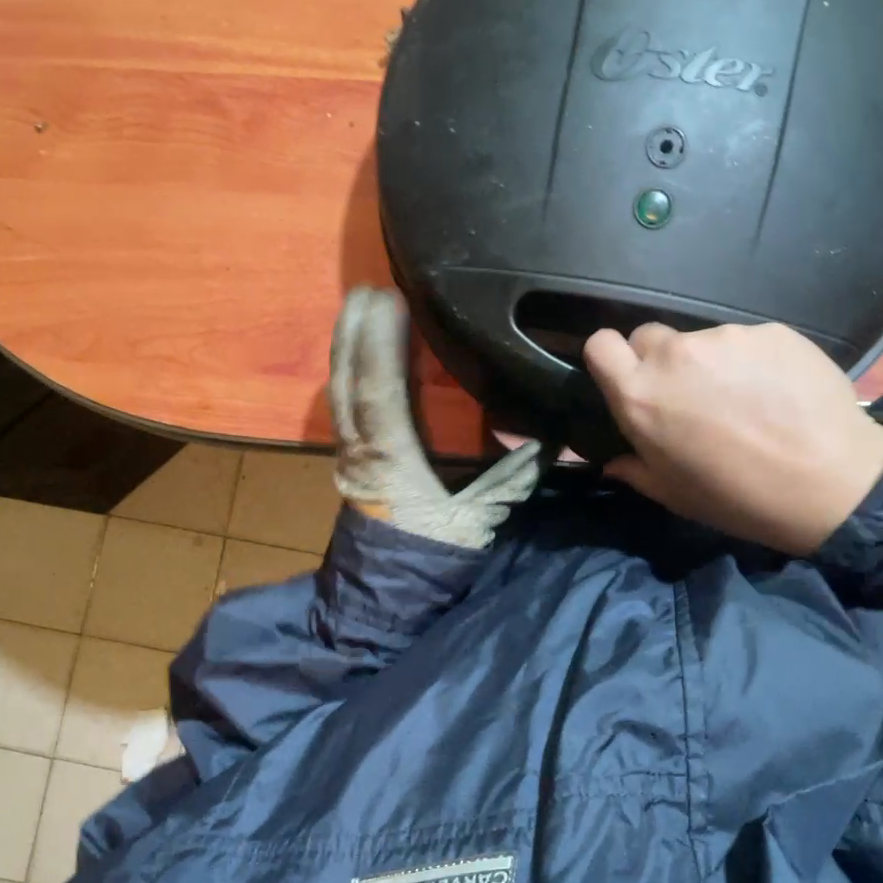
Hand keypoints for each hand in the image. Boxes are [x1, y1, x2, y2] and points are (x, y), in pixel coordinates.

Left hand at [331, 287, 541, 548]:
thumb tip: (543, 444)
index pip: (379, 391)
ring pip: (340, 391)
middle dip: (354, 332)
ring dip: (346, 348)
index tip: (386, 301)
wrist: (390, 592)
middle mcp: (360, 450)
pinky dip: (348, 372)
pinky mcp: (349, 461)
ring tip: (357, 309)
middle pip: (348, 381)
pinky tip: (356, 356)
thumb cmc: (431, 553)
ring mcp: (349, 455)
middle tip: (366, 289)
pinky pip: (343, 406)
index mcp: (389, 460)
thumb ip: (507, 481)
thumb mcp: (475, 520)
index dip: (380, 344)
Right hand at [584, 322, 882, 554]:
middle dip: (660, 362)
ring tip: (744, 401)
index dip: (611, 359)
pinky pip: (747, 341)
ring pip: (702, 341)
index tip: (627, 378)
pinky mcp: (770, 331)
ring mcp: (725, 338)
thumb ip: (634, 469)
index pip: (600, 344)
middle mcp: (675, 355)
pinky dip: (753, 361)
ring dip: (711, 365)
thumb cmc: (737, 498)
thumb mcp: (674, 495)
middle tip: (688, 397)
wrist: (829, 483)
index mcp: (640, 395)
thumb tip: (613, 461)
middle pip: (649, 337)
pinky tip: (776, 393)